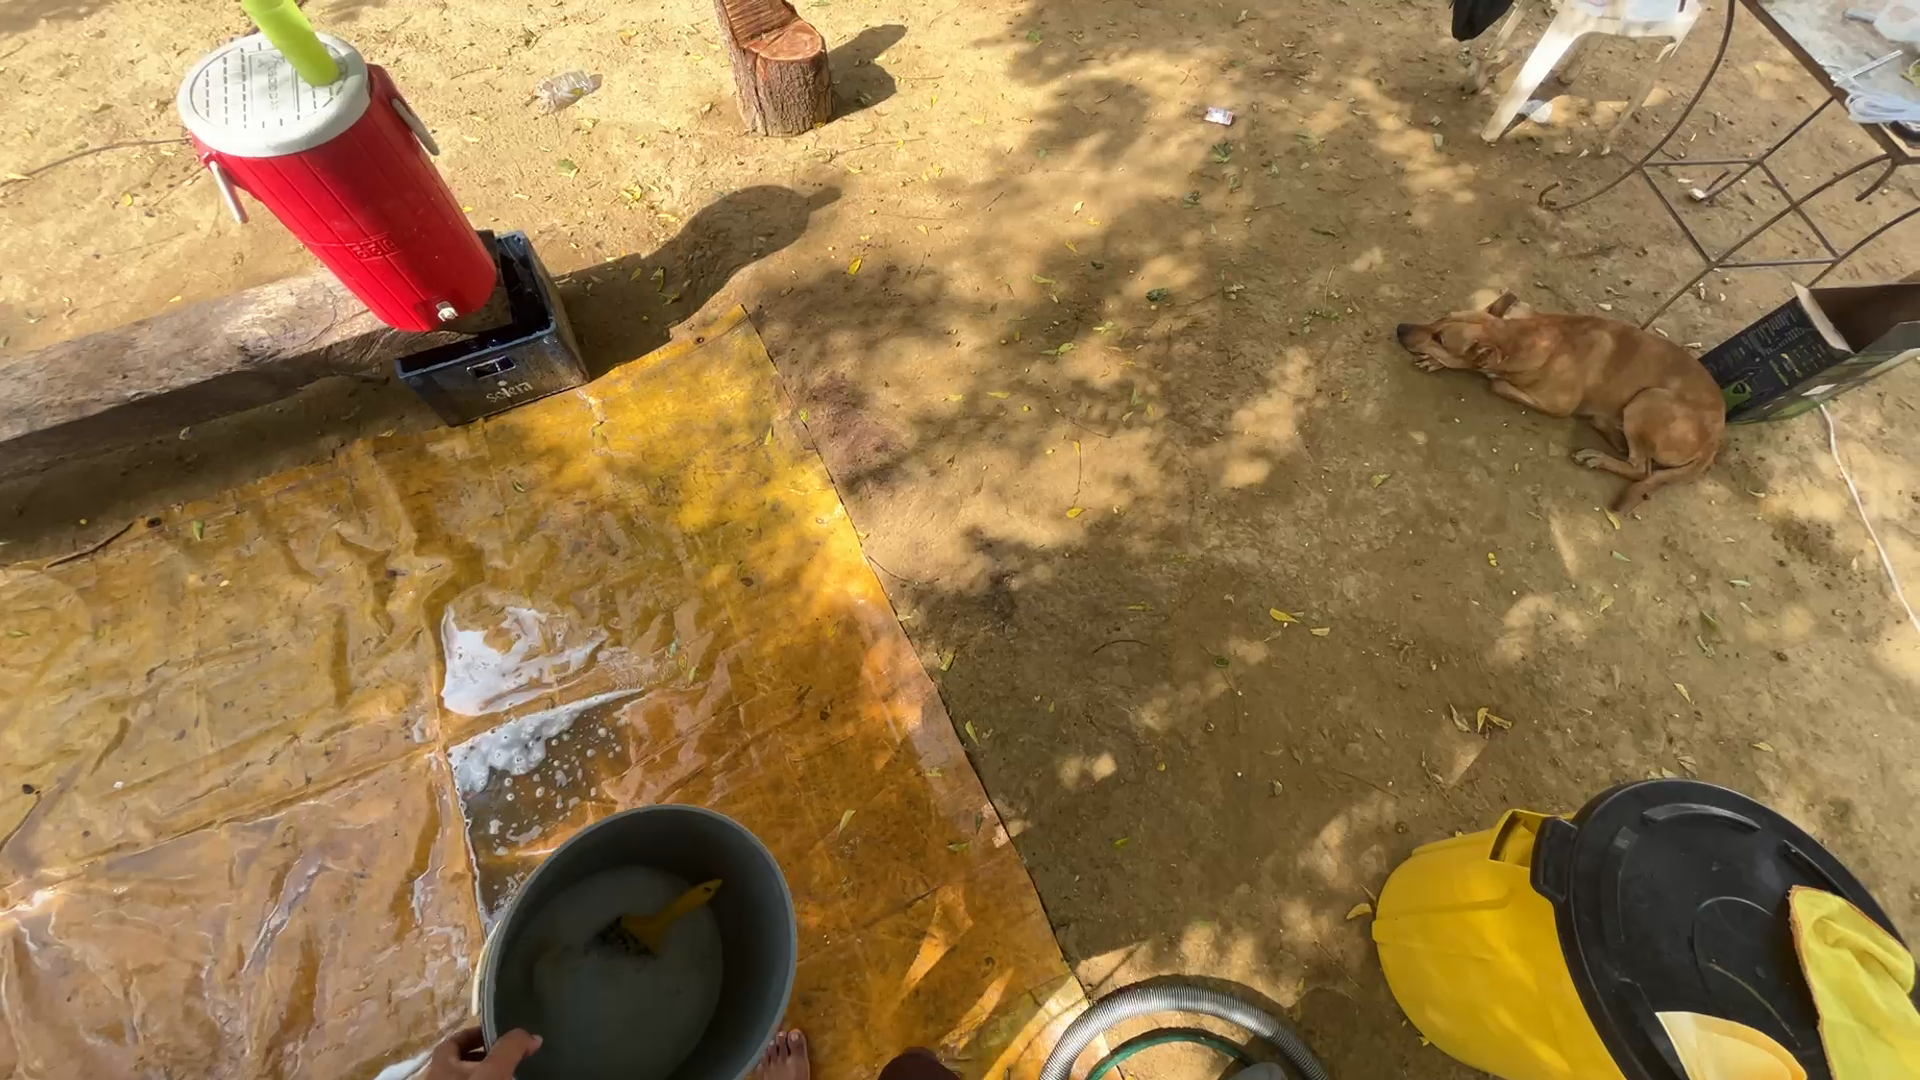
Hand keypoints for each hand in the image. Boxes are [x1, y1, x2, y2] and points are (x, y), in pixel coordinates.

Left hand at [425, 1027, 541, 1079]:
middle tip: (508, 1058)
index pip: (451, 1043)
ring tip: (508, 1078)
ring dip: (486, 1078)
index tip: (498, 1035)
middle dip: (484, 1059)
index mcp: (437, 1070)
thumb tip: (532, 1037)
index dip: (474, 1034)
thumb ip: (512, 1047)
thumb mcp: (495, 1071)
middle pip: (457, 1066)